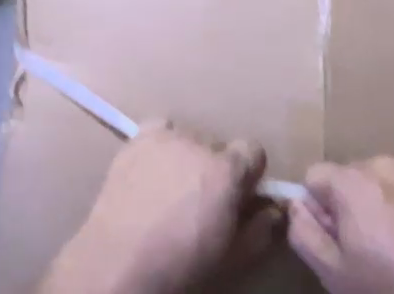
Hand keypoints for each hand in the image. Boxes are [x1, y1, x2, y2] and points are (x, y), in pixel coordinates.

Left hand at [41, 122, 282, 293]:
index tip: (240, 195)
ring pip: (190, 138)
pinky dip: (164, 143)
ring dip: (190, 158)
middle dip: (217, 169)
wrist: (118, 261)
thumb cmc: (180, 265)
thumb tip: (275, 211)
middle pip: (219, 147)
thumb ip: (259, 232)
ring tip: (172, 189)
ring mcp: (166, 137)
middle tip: (201, 201)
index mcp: (227, 170)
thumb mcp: (230, 259)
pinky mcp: (138, 139)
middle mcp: (199, 143)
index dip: (249, 173)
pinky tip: (155, 168)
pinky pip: (161, 129)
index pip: (253, 150)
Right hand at [286, 157, 393, 293]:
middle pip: (347, 175)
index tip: (334, 238)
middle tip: (366, 245)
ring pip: (379, 178)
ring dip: (378, 201)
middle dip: (349, 203)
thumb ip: (303, 233)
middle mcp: (381, 163)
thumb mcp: (334, 274)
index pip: (314, 175)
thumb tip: (296, 205)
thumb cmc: (392, 287)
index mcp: (352, 180)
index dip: (317, 208)